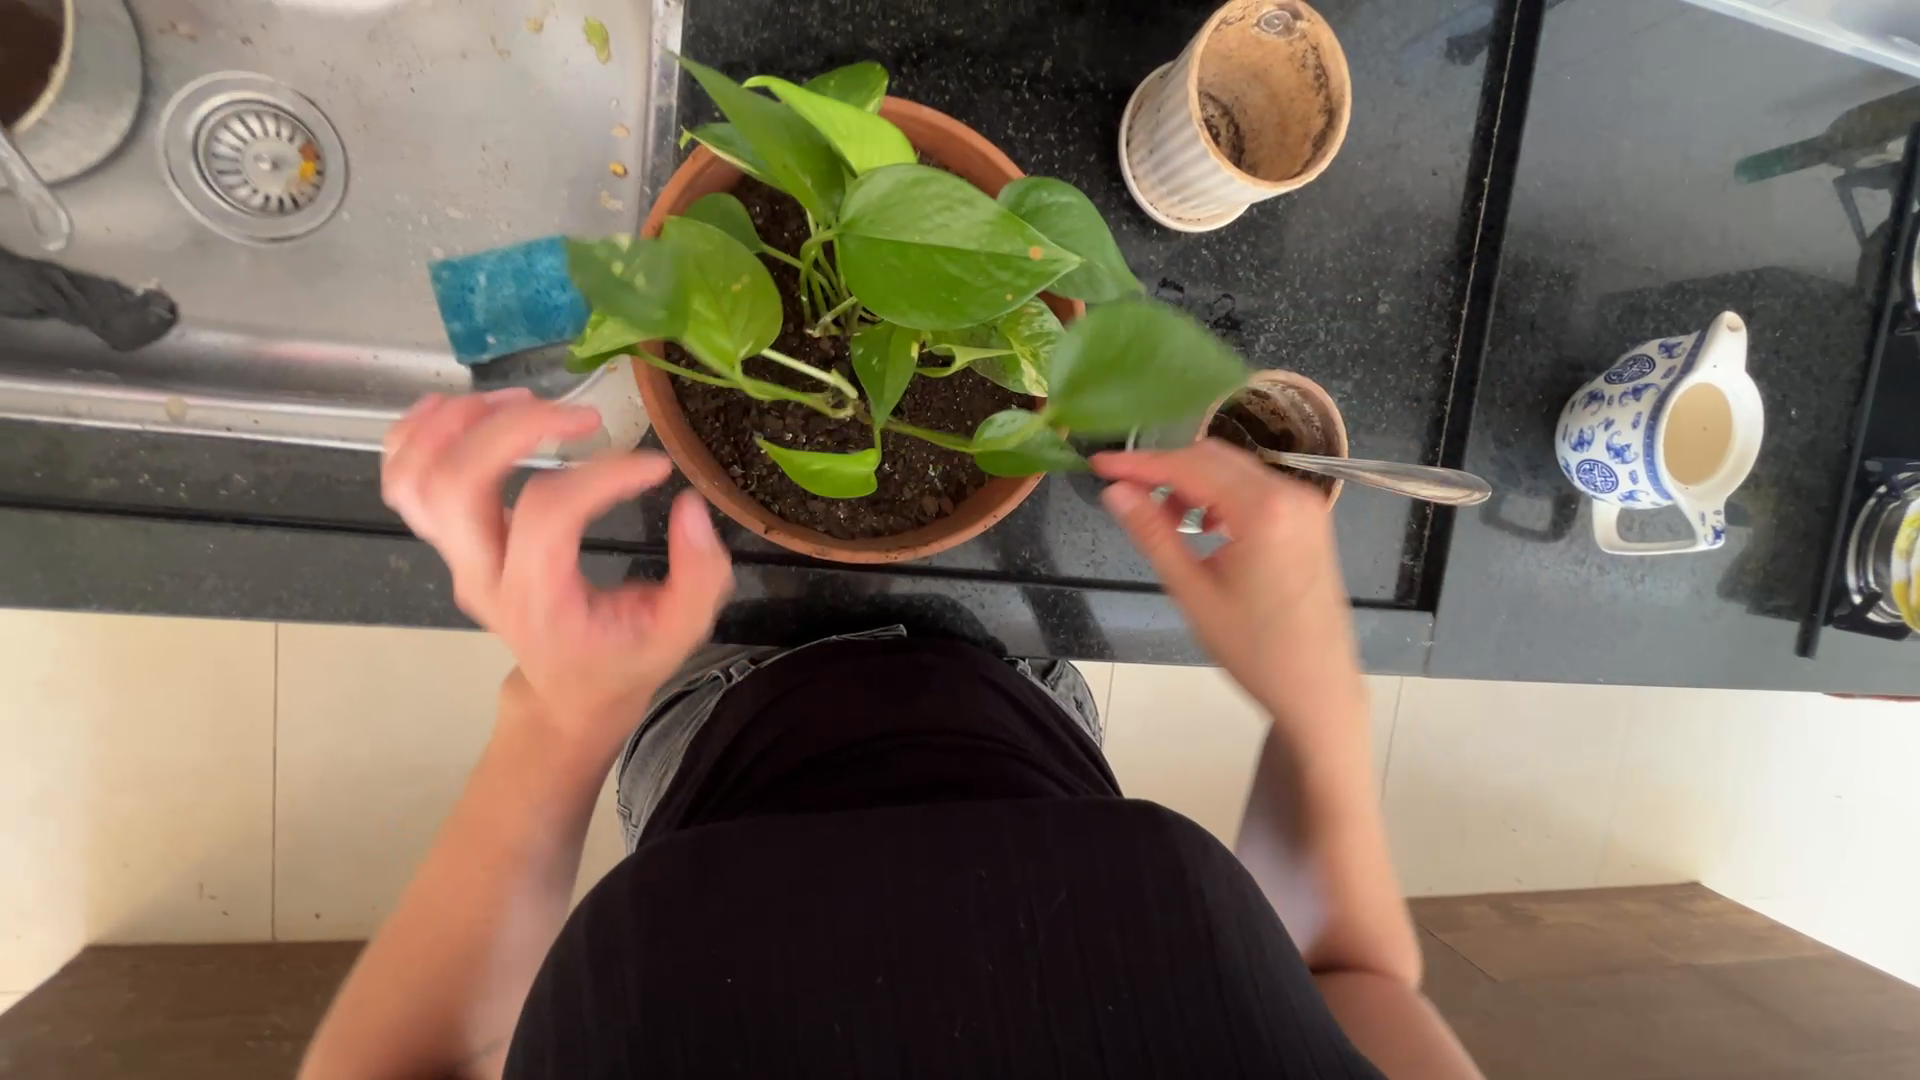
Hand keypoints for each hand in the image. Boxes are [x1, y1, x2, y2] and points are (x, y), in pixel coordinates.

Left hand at [382, 389, 733, 747]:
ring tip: (527, 404)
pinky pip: (404, 477)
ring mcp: (454, 557)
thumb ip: (699, 574)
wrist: (570, 693)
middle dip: (515, 430)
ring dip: (461, 423)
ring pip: (414, 475)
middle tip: (582, 417)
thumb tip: (689, 505)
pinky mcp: (450, 541)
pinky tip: (476, 413)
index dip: (602, 475)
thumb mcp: (681, 631)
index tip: (656, 466)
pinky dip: (425, 431)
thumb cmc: (625, 660)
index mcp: (538, 600)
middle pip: (456, 483)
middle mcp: (482, 574)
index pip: (548, 515)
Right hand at [1092, 440, 1362, 725]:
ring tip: (1161, 520)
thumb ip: (1153, 534)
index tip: (1099, 464)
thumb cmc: (1253, 649)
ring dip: (1191, 483)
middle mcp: (1290, 494)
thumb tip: (1115, 492)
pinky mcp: (1308, 519)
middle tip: (1124, 492)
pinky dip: (1219, 496)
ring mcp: (1305, 505)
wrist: (1317, 688)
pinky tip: (1200, 527)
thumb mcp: (1192, 592)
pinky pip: (1254, 489)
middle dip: (1164, 469)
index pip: (1189, 467)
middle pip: (1213, 458)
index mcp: (1263, 511)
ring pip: (1233, 470)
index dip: (1139, 463)